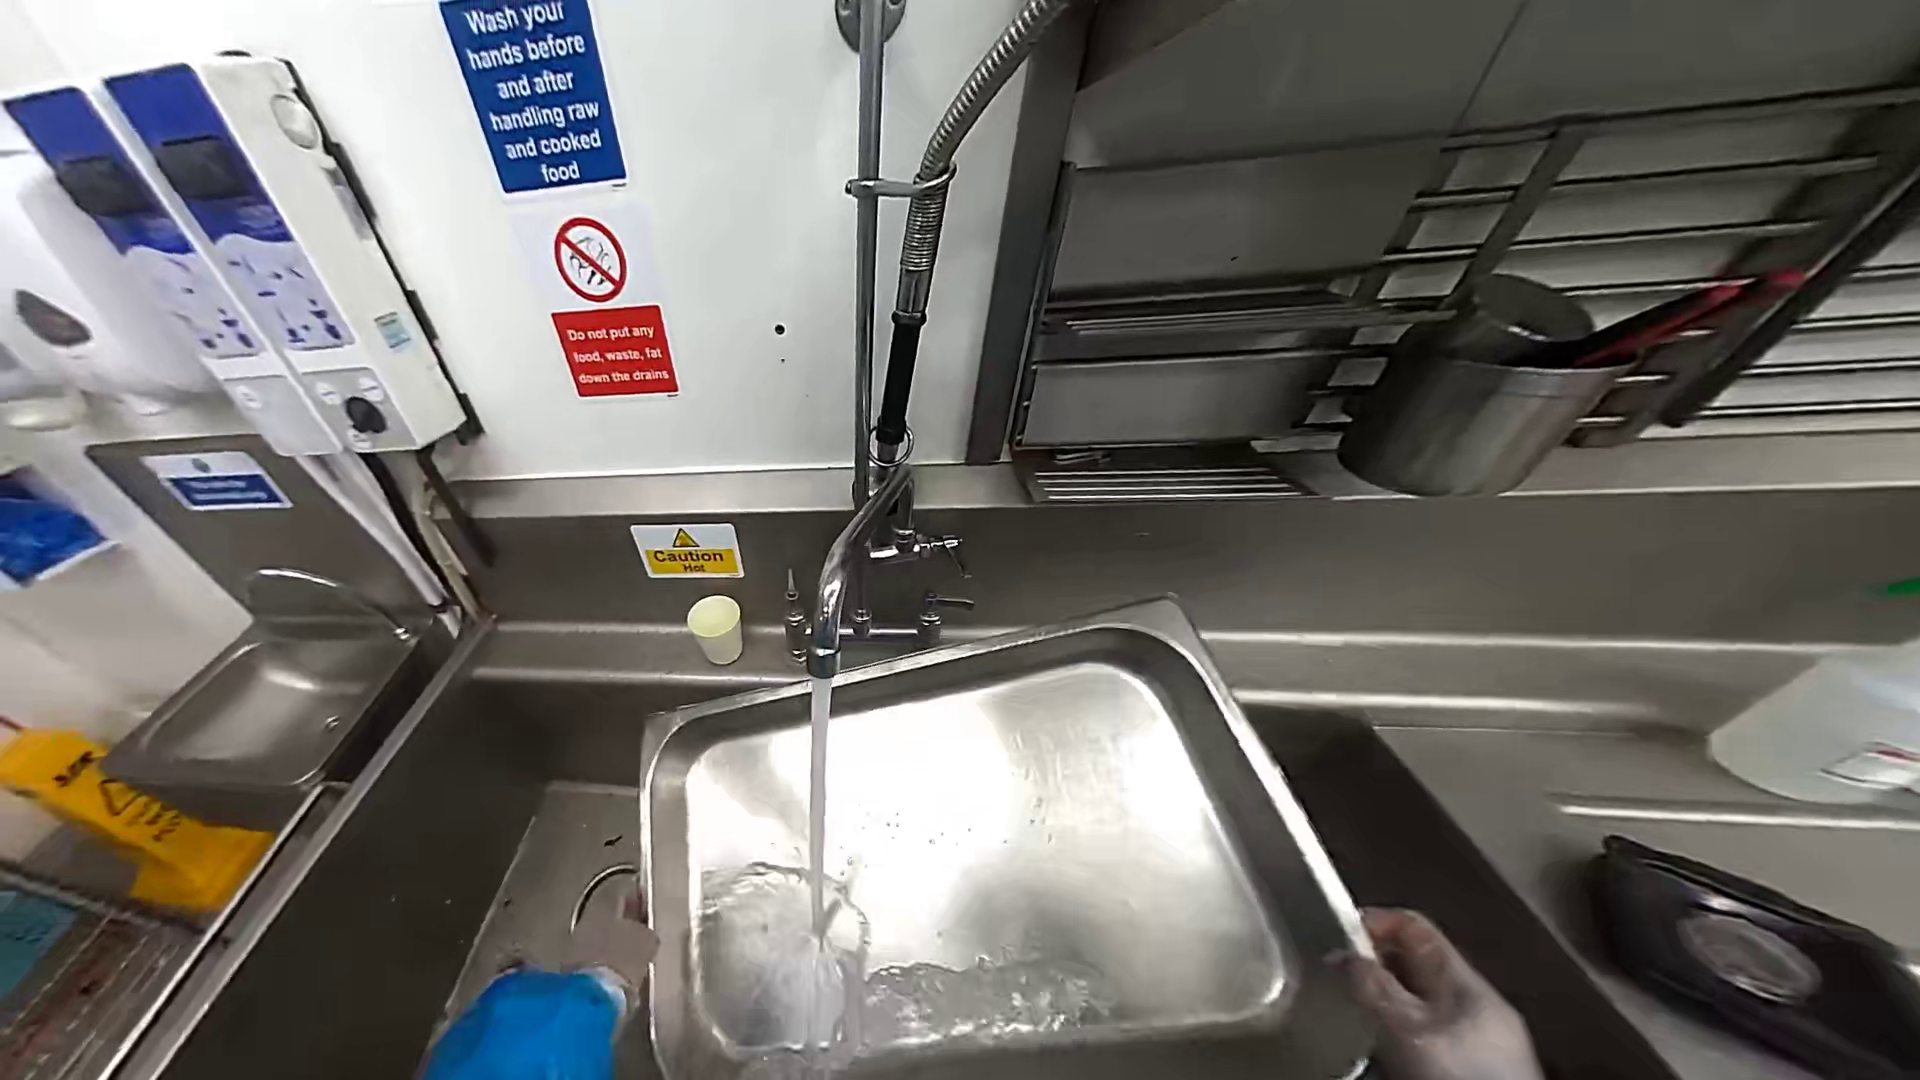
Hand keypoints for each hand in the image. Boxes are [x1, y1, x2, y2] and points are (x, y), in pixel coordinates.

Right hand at [1338, 908, 1543, 1079]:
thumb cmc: (1458, 1078)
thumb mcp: (1405, 1027)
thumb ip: (1372, 983)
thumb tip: (1344, 955)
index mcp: (1470, 985)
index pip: (1414, 925)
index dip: (1374, 921)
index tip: (1339, 934)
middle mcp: (1480, 1007)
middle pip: (1415, 962)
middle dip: (1375, 964)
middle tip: (1341, 975)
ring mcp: (1483, 1042)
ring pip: (1419, 998)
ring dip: (1385, 998)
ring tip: (1357, 1009)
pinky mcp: (1475, 1069)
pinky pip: (1427, 1029)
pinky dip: (1399, 1027)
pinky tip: (1383, 1044)